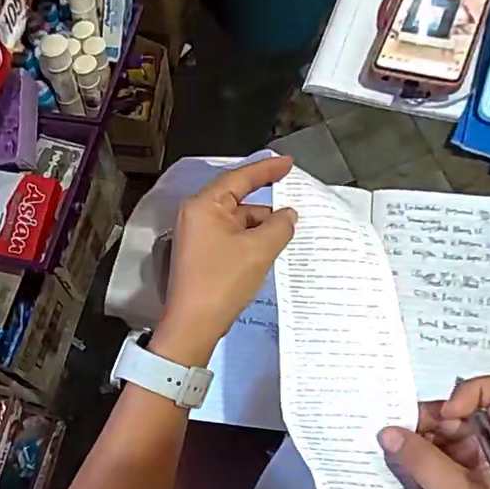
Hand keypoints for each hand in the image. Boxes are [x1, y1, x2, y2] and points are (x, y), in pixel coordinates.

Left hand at [154, 155, 296, 365]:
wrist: (194, 325)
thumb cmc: (222, 281)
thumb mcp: (259, 250)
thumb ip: (280, 226)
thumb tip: (289, 215)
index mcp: (204, 206)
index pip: (240, 178)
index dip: (267, 169)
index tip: (289, 164)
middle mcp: (196, 216)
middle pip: (238, 201)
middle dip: (267, 208)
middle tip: (295, 212)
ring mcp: (196, 238)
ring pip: (236, 223)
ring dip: (260, 229)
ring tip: (286, 237)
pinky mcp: (201, 257)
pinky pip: (231, 240)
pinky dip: (250, 242)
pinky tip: (268, 252)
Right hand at [378, 377, 489, 488]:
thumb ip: (425, 463)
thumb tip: (389, 433)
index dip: (470, 393)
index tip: (444, 417)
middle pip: (469, 413)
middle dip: (434, 421)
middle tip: (402, 438)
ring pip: (453, 439)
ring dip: (424, 445)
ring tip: (397, 457)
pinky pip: (446, 463)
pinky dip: (425, 465)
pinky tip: (404, 473)